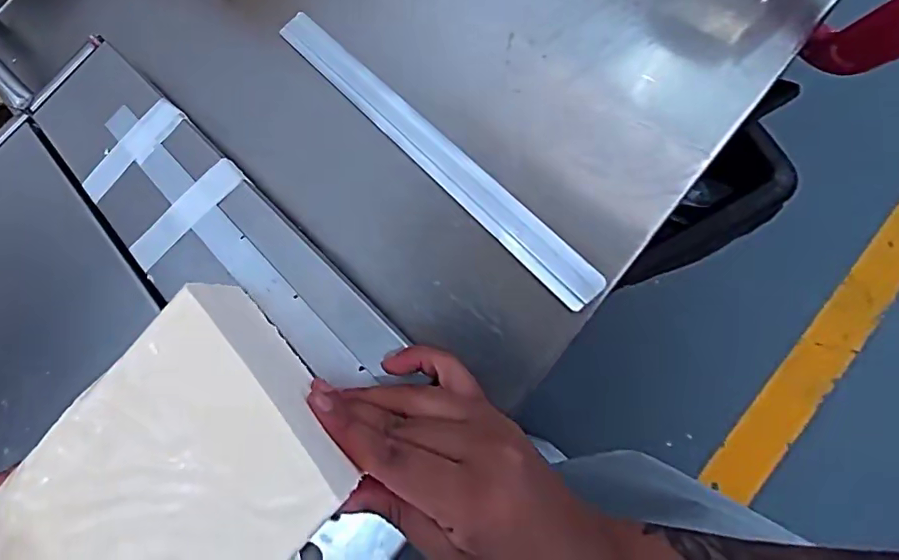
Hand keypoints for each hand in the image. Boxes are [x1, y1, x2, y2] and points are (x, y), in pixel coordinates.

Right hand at [309, 346, 643, 559]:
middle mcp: (483, 452)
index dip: (347, 431)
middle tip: (317, 402)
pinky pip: (449, 369)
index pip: (392, 455)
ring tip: (339, 394)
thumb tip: (347, 482)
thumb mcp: (451, 555)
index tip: (318, 410)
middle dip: (351, 413)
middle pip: (397, 424)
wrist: (581, 555)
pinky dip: (418, 358)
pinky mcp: (494, 410)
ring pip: (411, 398)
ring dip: (370, 395)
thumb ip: (395, 510)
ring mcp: (490, 424)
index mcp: (473, 498)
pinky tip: (393, 363)